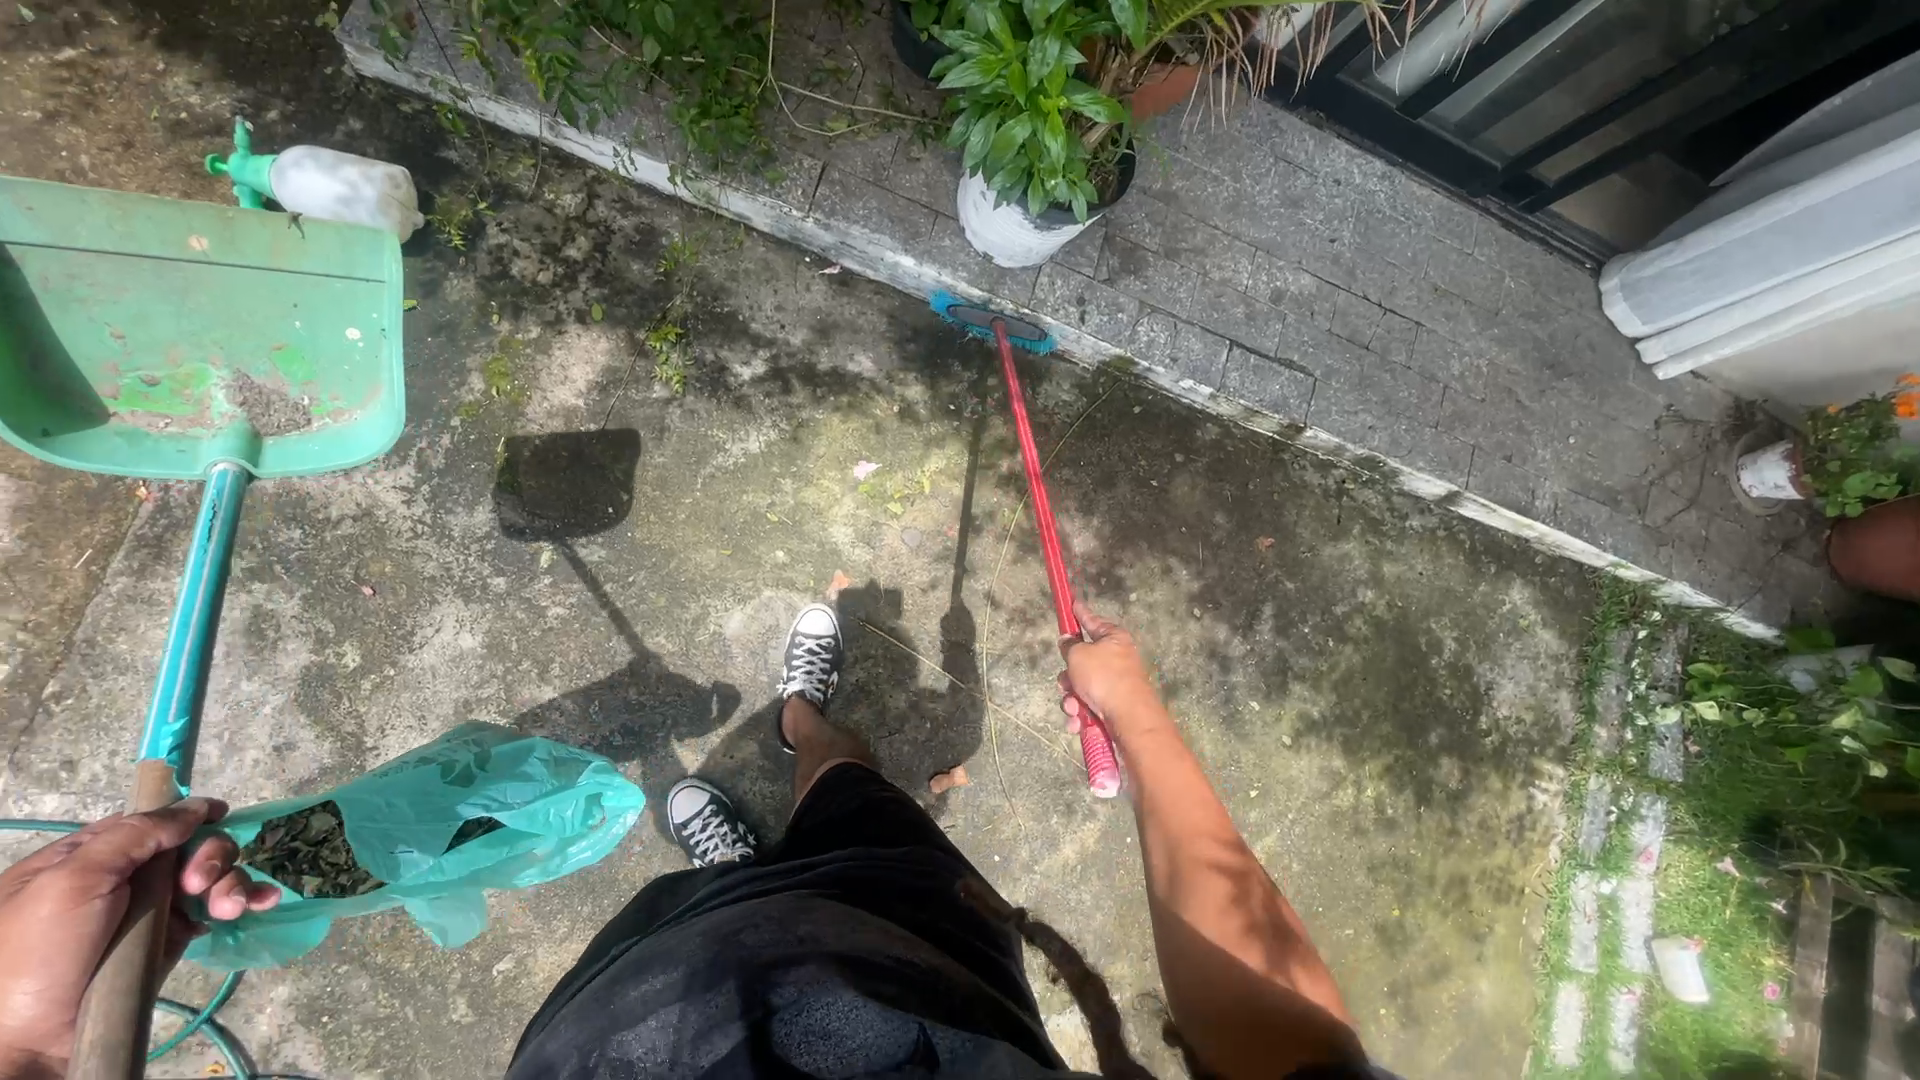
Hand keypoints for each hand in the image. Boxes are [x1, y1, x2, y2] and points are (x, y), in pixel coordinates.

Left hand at [0, 798, 280, 1077]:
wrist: (34, 1036)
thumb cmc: (41, 953)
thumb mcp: (73, 882)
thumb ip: (134, 836)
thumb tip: (198, 808)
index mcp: (89, 859)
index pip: (152, 821)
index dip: (188, 818)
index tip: (216, 819)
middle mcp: (125, 878)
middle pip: (192, 845)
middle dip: (212, 857)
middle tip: (198, 885)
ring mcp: (153, 907)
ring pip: (214, 873)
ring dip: (234, 881)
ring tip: (232, 908)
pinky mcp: (176, 933)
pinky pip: (221, 905)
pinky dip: (249, 898)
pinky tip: (262, 902)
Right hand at [1057, 604, 1157, 734]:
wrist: (1129, 718)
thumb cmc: (1104, 677)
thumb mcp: (1079, 655)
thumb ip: (1069, 646)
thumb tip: (1067, 641)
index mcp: (1113, 638)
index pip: (1091, 620)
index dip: (1079, 613)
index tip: (1073, 602)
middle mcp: (1116, 659)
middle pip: (1081, 661)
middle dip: (1068, 676)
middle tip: (1066, 683)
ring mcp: (1115, 684)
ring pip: (1080, 686)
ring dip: (1071, 698)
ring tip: (1074, 707)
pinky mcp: (1112, 706)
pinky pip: (1087, 706)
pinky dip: (1079, 714)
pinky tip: (1077, 721)